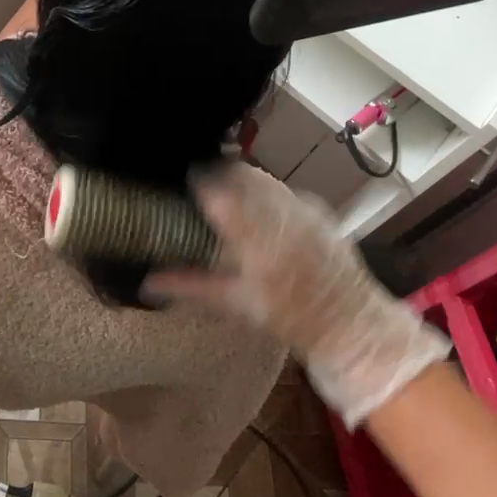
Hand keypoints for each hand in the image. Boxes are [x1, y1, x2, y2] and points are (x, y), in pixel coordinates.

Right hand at [143, 162, 451, 427]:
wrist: (349, 323)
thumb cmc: (287, 317)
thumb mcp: (234, 304)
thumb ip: (190, 285)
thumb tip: (147, 282)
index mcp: (253, 236)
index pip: (217, 189)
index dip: (198, 180)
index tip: (185, 184)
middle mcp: (278, 213)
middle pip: (238, 173)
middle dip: (217, 174)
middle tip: (202, 189)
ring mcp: (301, 207)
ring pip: (261, 176)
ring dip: (240, 179)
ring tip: (227, 194)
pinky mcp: (317, 207)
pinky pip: (282, 188)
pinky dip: (265, 191)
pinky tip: (259, 209)